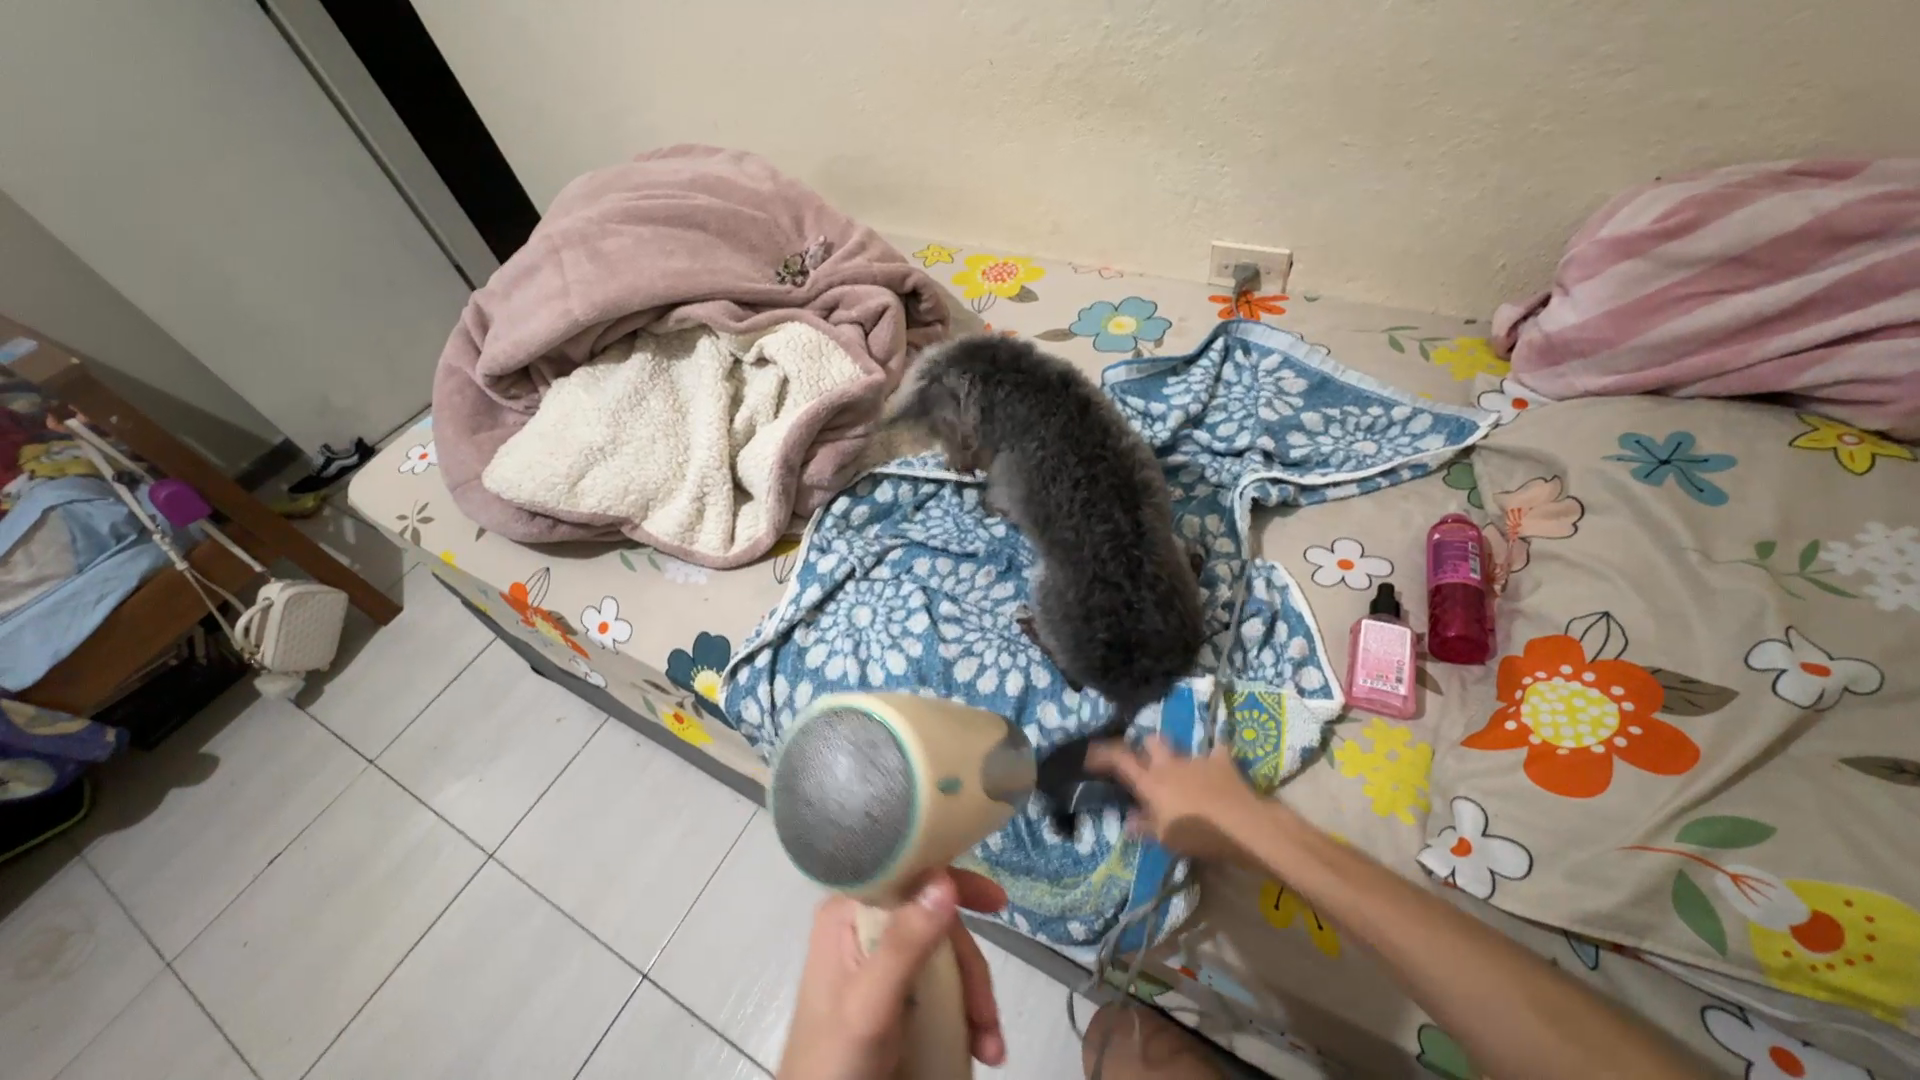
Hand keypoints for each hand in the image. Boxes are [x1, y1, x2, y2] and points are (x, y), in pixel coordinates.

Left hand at [778, 869, 1008, 1079]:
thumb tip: (945, 879)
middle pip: (937, 924)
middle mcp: (863, 928)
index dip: (953, 883)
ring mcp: (879, 962)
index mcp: (848, 914)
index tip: (996, 903)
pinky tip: (981, 1045)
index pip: (908, 876)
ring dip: (974, 999)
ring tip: (989, 1047)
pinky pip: (942, 987)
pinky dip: (967, 1015)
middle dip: (971, 970)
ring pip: (946, 958)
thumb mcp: (870, 1003)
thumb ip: (906, 942)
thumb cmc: (833, 1060)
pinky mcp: (894, 994)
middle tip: (986, 1017)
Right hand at [1086, 736, 1265, 860]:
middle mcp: (1169, 764)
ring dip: (1180, 758)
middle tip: (1149, 763)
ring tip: (1187, 773)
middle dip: (1147, 747)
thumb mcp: (1165, 838)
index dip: (1103, 754)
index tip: (1092, 754)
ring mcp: (1196, 759)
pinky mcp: (1222, 761)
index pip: (1120, 760)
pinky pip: (1217, 752)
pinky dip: (1215, 759)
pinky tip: (1219, 769)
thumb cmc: (1197, 834)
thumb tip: (1127, 821)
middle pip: (1151, 742)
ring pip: (1181, 748)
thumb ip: (1144, 826)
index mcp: (1151, 782)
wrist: (1241, 825)